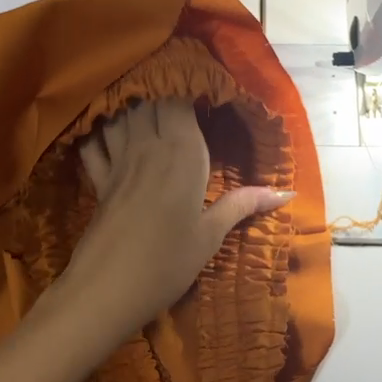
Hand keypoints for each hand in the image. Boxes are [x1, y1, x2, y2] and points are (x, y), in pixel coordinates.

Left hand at [57, 98, 293, 337]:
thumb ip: (243, 205)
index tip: (201, 98)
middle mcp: (147, 146)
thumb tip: (287, 192)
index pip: (178, 100)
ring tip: (147, 116)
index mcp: (180, 152)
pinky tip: (110, 139)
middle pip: (147, 101)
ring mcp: (117, 162)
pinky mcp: (97, 181)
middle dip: (161, 96)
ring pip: (119, 116)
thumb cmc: (168, 262)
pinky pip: (94, 143)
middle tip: (178, 107)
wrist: (107, 289)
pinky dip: (100, 134)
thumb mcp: (211, 235)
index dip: (186, 93)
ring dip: (131, 110)